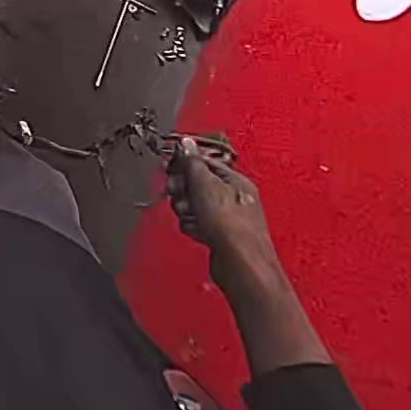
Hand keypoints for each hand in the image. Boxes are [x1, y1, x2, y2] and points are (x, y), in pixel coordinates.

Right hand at [168, 138, 332, 373]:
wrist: (240, 266)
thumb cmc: (232, 227)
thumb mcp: (205, 184)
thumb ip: (191, 161)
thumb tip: (185, 144)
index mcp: (234, 179)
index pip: (201, 160)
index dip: (183, 164)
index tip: (171, 169)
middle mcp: (232, 196)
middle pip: (194, 182)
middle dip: (182, 189)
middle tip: (181, 194)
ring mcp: (226, 216)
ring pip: (192, 203)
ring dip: (185, 209)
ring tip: (192, 215)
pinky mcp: (218, 233)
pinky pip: (195, 221)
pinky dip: (192, 225)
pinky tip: (197, 230)